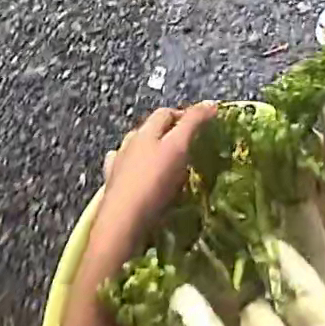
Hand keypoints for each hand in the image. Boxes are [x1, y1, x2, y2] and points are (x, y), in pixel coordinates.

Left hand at [88, 102, 218, 264]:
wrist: (121, 222)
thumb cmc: (152, 182)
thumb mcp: (178, 147)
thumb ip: (193, 123)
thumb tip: (211, 103)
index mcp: (145, 130)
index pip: (166, 113)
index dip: (185, 115)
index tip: (202, 127)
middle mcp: (129, 143)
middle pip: (151, 130)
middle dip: (169, 134)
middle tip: (190, 147)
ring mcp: (119, 165)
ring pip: (138, 150)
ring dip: (152, 152)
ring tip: (169, 165)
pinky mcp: (113, 186)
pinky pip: (128, 172)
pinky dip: (139, 171)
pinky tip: (143, 179)